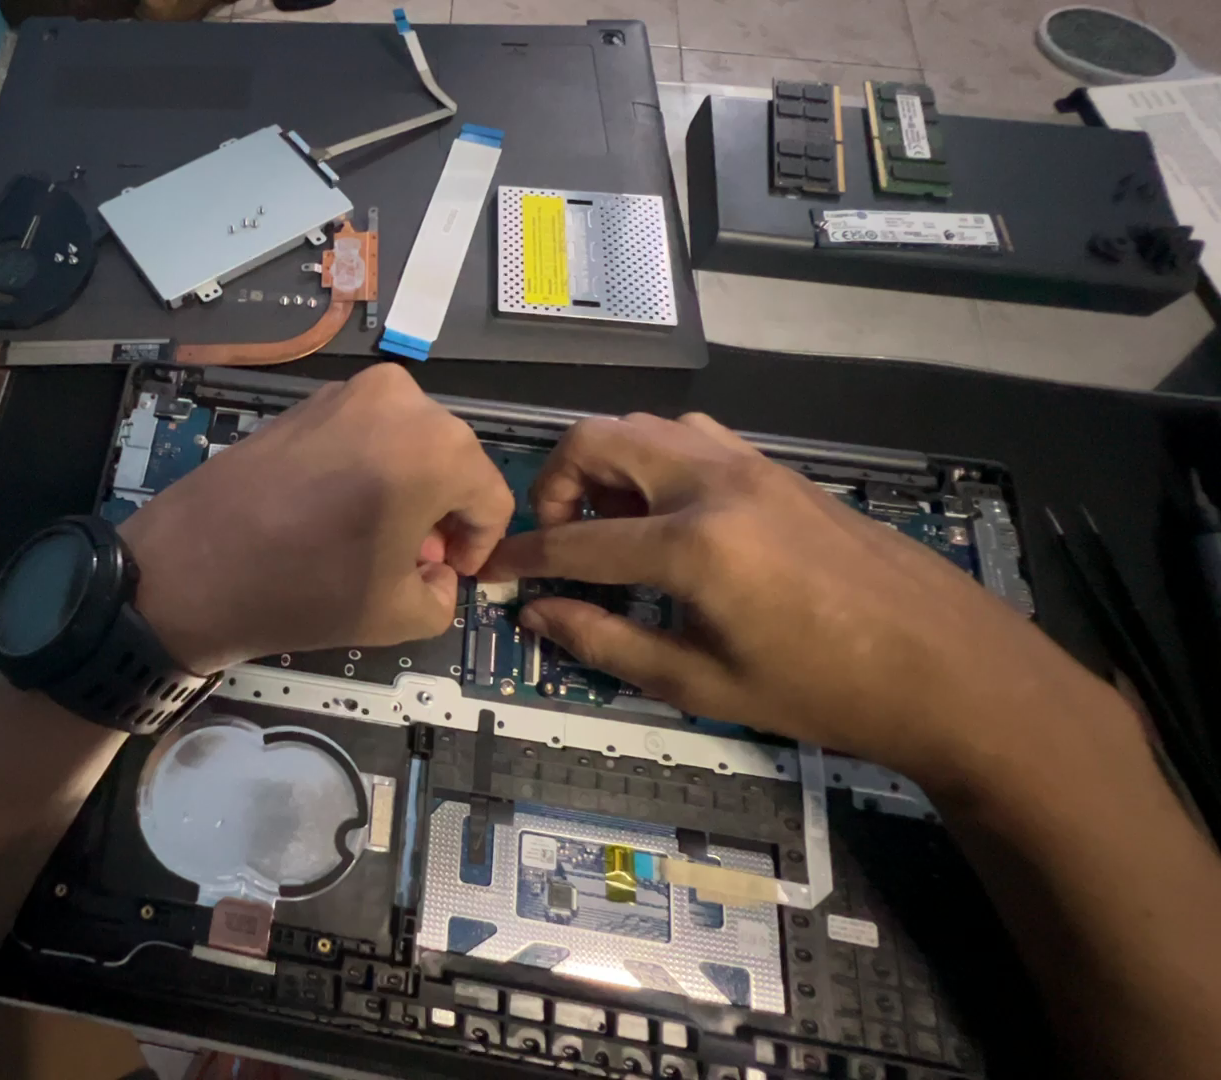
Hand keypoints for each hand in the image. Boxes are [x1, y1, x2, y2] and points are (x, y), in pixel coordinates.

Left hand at [121, 363, 513, 673]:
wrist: (191, 567)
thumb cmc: (303, 590)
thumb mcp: (398, 613)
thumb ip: (445, 592)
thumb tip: (438, 569)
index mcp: (436, 446)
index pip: (490, 497)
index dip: (478, 544)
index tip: (449, 573)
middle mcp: (399, 399)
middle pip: (451, 463)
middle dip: (441, 514)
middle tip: (410, 560)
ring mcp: (346, 391)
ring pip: (407, 445)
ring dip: (405, 490)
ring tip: (370, 539)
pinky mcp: (306, 400)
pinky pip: (364, 434)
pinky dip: (368, 469)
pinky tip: (335, 511)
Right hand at [479, 411, 1138, 798]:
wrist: (957, 672)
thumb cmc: (823, 692)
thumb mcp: (698, 683)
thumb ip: (603, 640)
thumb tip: (535, 612)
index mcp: (693, 544)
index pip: (574, 540)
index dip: (519, 557)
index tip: (488, 569)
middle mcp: (713, 484)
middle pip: (596, 440)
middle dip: (553, 484)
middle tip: (559, 539)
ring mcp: (749, 465)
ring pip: (642, 426)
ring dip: (605, 466)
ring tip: (612, 526)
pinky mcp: (775, 468)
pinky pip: (688, 437)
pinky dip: (651, 461)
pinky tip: (666, 517)